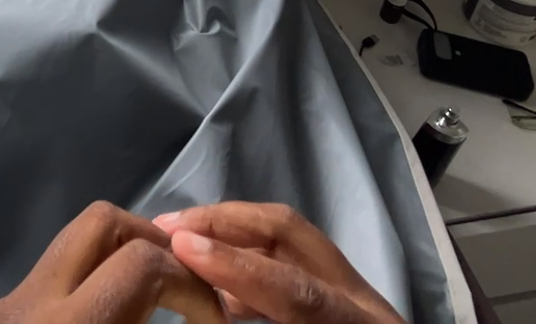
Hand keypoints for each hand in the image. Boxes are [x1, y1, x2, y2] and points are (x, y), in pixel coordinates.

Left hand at [0, 201, 226, 323]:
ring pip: (75, 239)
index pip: (138, 263)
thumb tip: (203, 306)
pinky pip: (56, 273)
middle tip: (187, 285)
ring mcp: (6, 301)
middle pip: (101, 222)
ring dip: (124, 254)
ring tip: (156, 293)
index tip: (214, 316)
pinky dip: (94, 279)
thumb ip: (149, 323)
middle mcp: (30, 301)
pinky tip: (114, 308)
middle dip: (155, 241)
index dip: (191, 285)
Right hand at [155, 203, 404, 323]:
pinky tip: (209, 277)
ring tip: (178, 242)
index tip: (181, 248)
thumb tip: (209, 307)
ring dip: (228, 235)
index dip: (238, 267)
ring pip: (289, 241)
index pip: (300, 294)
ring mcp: (355, 298)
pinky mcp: (341, 299)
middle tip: (169, 228)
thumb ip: (253, 323)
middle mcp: (366, 307)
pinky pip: (286, 265)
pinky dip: (242, 263)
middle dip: (226, 222)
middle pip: (292, 234)